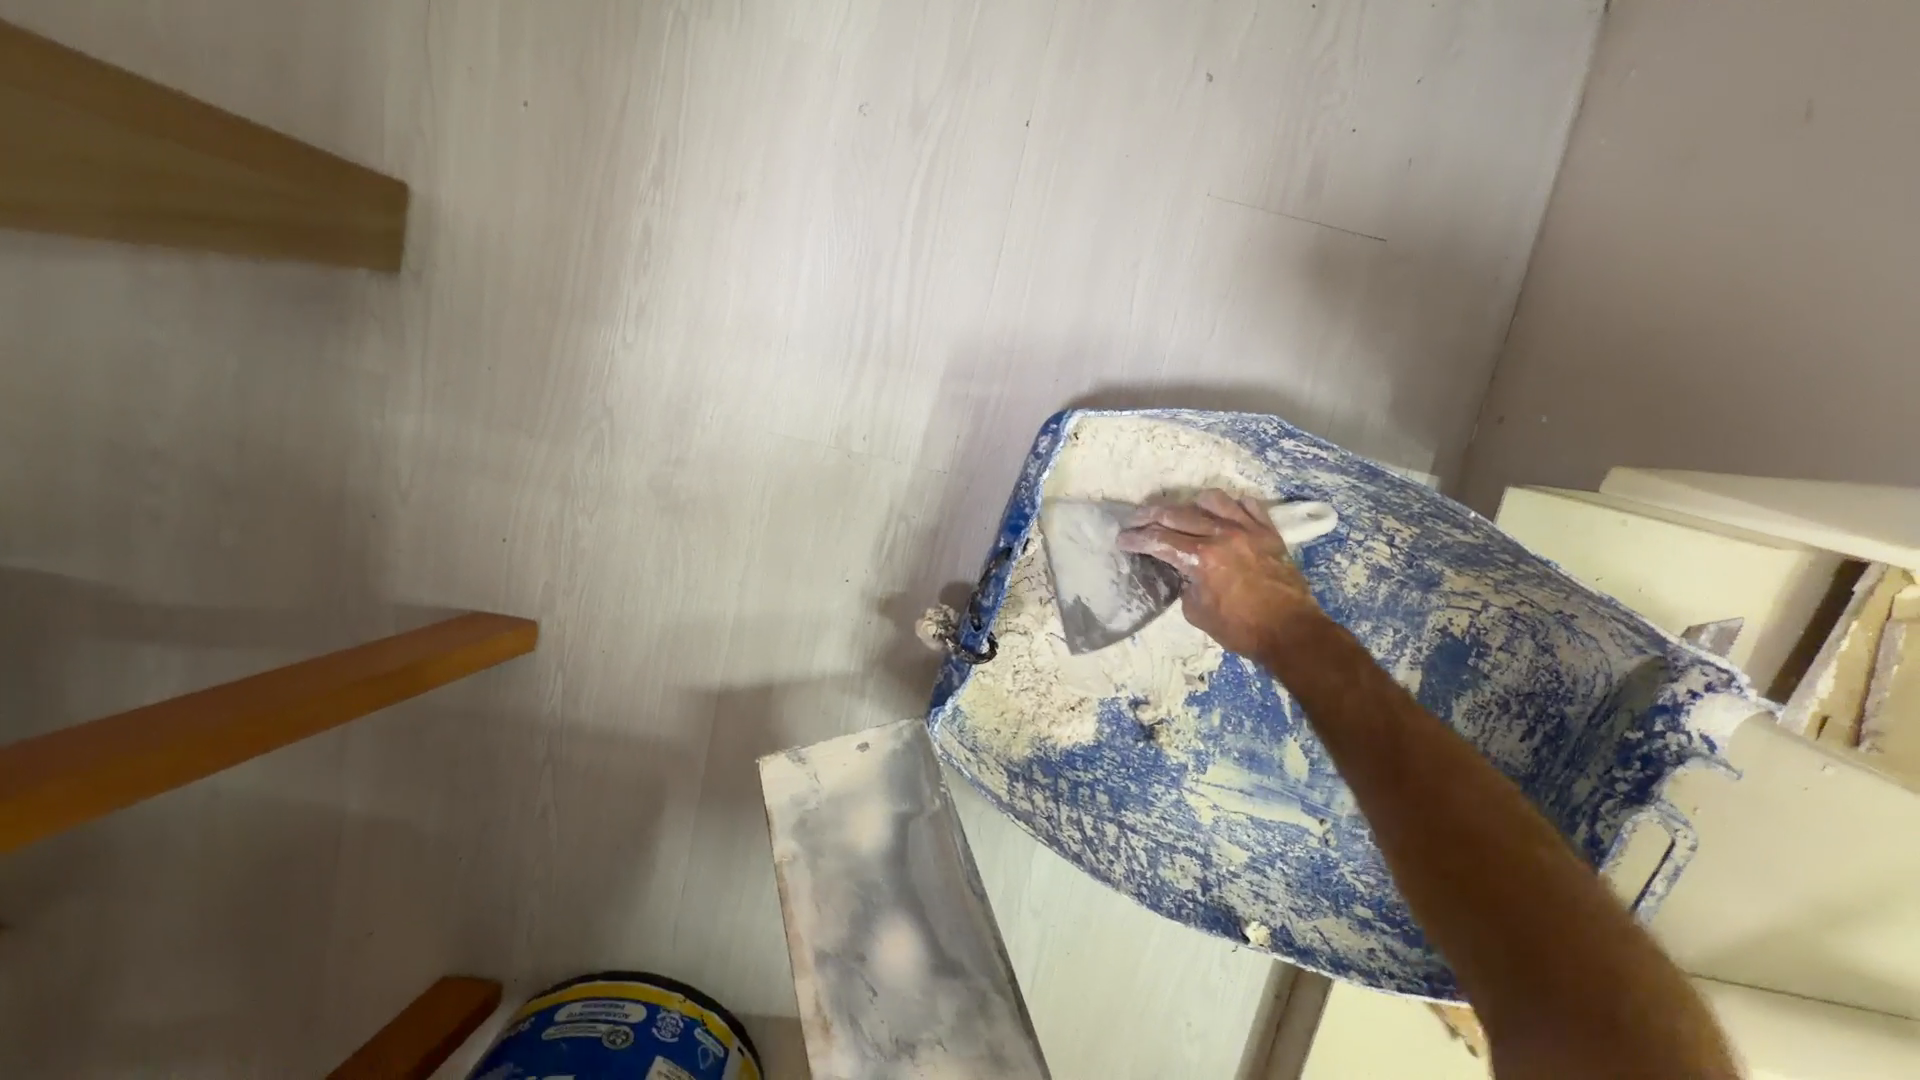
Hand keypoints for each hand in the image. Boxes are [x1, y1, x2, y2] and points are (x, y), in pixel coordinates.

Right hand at [1116, 489, 1323, 656]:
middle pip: (1177, 514)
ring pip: (1212, 500)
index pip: (1159, 540)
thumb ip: (1185, 585)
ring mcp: (1248, 530)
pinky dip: (1230, 506)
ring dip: (1190, 504)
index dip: (1136, 538)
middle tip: (1136, 520)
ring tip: (1181, 513)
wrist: (1290, 631)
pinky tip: (1222, 514)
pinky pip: (1247, 505)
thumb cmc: (1241, 629)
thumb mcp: (1197, 613)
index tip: (1122, 540)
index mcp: (1201, 558)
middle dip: (1150, 516)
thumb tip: (1185, 572)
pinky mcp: (1269, 532)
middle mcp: (1222, 535)